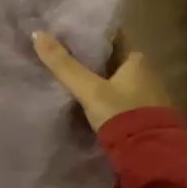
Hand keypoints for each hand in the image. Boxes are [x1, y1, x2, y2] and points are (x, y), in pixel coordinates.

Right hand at [34, 31, 172, 130]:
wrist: (149, 154)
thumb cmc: (121, 113)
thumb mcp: (88, 89)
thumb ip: (64, 65)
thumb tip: (37, 33)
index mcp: (137, 60)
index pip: (113, 38)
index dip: (92, 35)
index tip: (71, 33)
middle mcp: (147, 73)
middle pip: (114, 59)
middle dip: (93, 58)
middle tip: (65, 53)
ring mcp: (147, 95)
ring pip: (117, 79)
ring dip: (99, 78)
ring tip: (72, 75)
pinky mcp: (144, 114)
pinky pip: (120, 97)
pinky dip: (105, 95)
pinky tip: (89, 99)